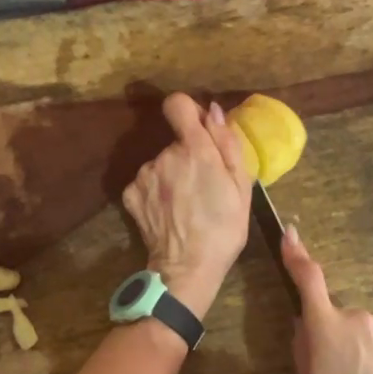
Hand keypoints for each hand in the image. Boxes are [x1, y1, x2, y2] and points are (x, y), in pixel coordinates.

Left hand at [121, 93, 253, 317]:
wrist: (187, 269)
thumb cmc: (224, 230)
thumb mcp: (241, 187)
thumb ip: (228, 143)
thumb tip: (213, 111)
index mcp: (194, 149)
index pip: (178, 104)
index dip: (189, 112)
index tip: (199, 130)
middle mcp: (164, 155)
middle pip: (174, 143)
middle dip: (189, 158)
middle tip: (204, 189)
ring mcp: (144, 175)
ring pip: (161, 165)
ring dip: (172, 177)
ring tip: (187, 206)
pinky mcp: (131, 195)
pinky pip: (146, 184)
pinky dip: (156, 194)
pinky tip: (169, 214)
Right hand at [283, 227, 372, 373]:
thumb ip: (303, 346)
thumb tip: (306, 327)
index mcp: (326, 324)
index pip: (309, 279)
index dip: (297, 256)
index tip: (289, 234)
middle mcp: (356, 316)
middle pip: (334, 317)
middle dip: (329, 336)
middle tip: (329, 373)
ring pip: (357, 333)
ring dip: (352, 351)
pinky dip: (371, 361)